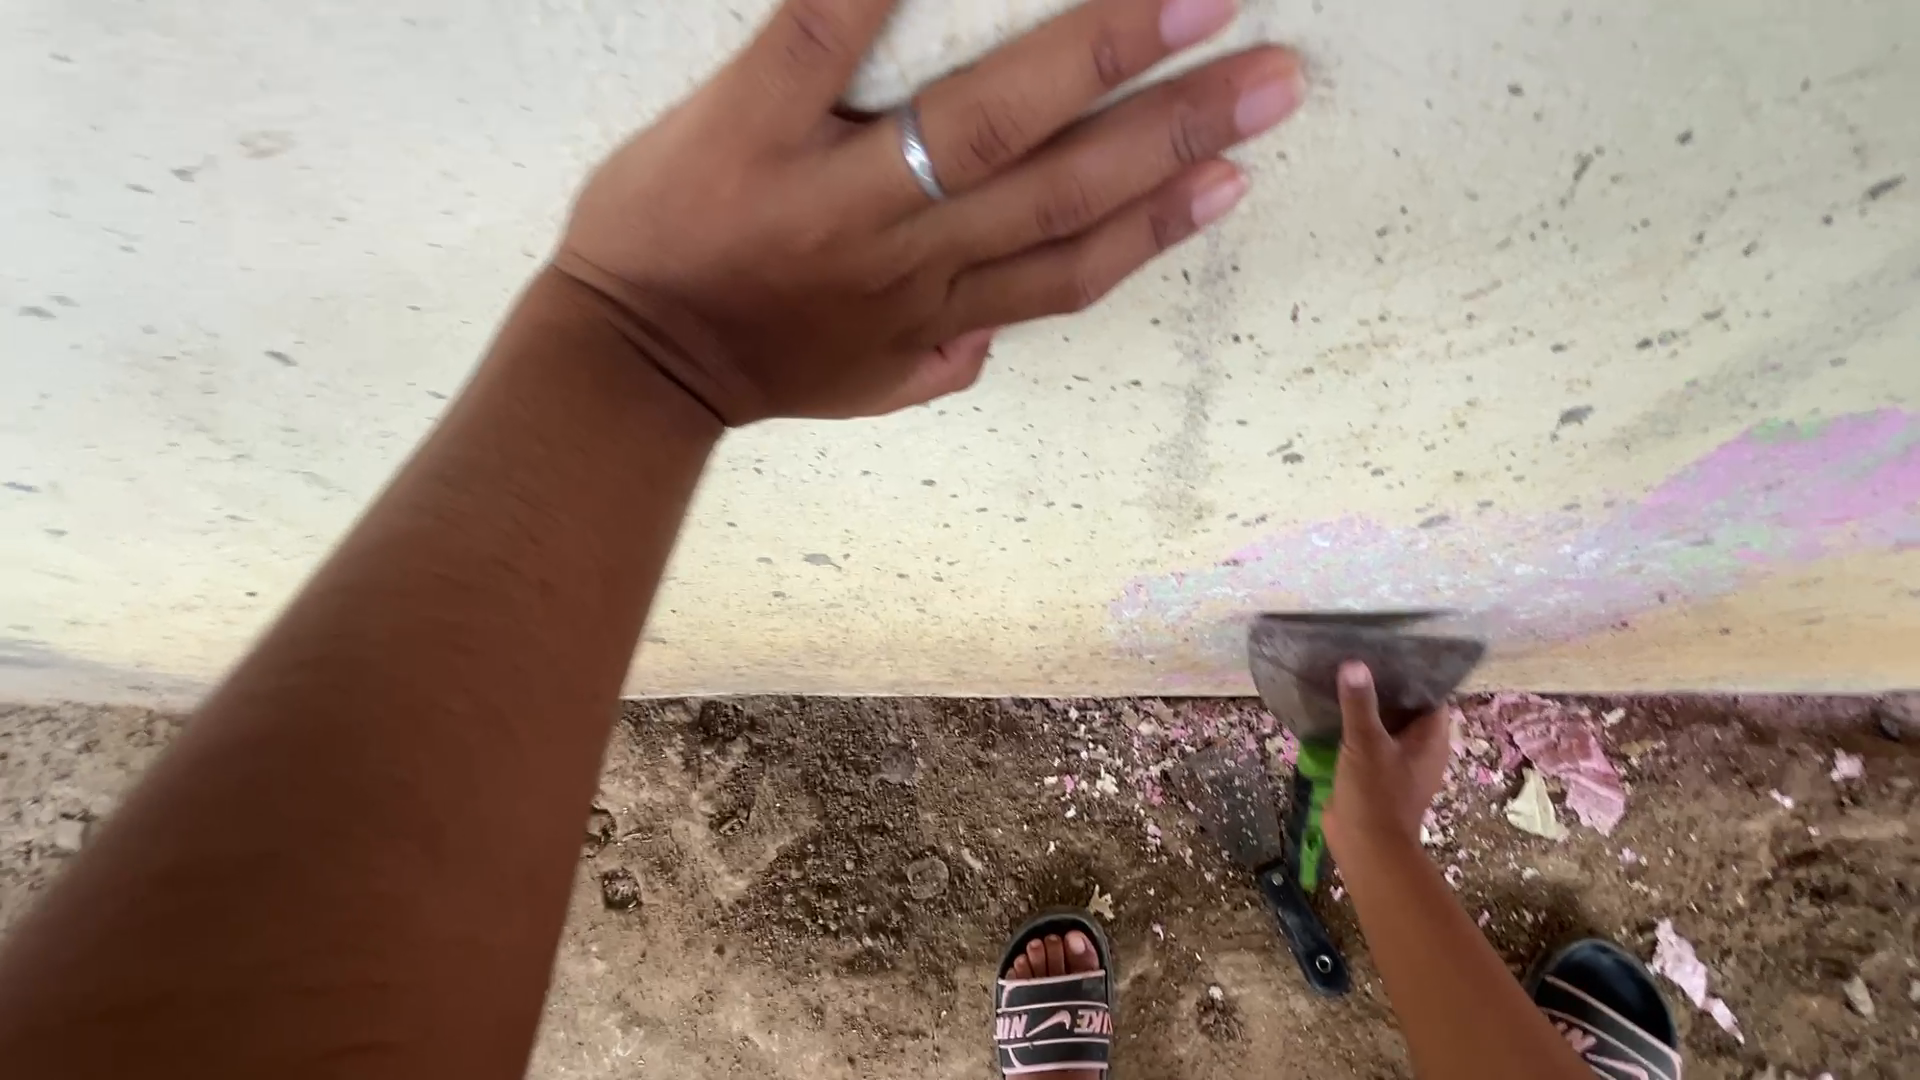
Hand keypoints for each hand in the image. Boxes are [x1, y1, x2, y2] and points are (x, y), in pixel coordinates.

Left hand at [556, 0, 1303, 424]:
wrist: (637, 362)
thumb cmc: (758, 368)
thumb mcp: (862, 390)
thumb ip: (938, 367)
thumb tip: (993, 343)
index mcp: (934, 313)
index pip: (1070, 271)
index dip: (1157, 228)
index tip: (1231, 180)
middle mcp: (908, 255)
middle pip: (1062, 192)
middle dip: (1173, 136)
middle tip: (1270, 79)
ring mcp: (836, 188)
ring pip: (987, 124)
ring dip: (1095, 60)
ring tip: (1191, 4)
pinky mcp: (755, 123)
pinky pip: (822, 32)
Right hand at [1324, 662, 1449, 853]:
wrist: (1366, 847)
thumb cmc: (1376, 793)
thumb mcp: (1365, 743)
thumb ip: (1359, 703)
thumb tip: (1354, 663)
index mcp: (1431, 741)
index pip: (1431, 698)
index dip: (1415, 674)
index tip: (1389, 651)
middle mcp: (1419, 750)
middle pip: (1406, 709)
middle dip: (1385, 687)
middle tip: (1359, 658)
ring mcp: (1396, 763)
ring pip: (1385, 725)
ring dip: (1367, 707)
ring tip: (1342, 678)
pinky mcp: (1374, 774)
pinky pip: (1367, 741)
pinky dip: (1354, 726)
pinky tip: (1332, 712)